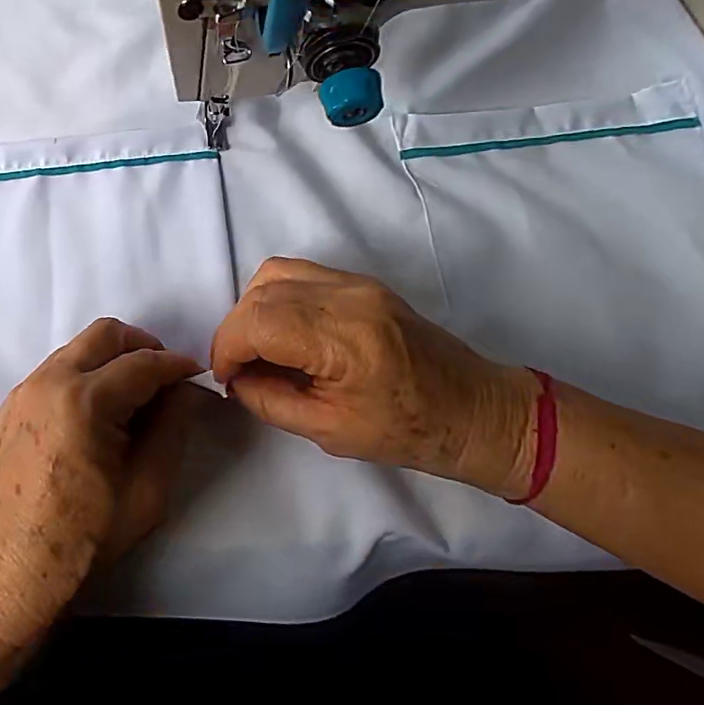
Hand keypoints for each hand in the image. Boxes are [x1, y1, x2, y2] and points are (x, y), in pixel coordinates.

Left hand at [0, 318, 207, 691]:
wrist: (12, 564)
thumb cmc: (84, 536)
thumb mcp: (146, 489)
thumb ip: (171, 428)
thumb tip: (183, 391)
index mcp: (83, 400)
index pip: (141, 363)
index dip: (176, 365)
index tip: (195, 376)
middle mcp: (48, 382)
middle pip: (104, 334)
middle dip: (142, 346)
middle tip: (166, 378)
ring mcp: (25, 390)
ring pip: (78, 348)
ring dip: (111, 359)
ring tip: (136, 398)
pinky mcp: (13, 405)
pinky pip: (56, 369)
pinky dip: (85, 374)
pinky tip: (100, 412)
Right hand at [209, 257, 539, 497]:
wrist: (477, 410)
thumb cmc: (408, 431)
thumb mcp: (327, 431)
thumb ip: (268, 400)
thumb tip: (235, 378)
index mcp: (344, 340)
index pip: (257, 322)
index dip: (227, 348)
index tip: (226, 377)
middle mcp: (348, 298)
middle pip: (259, 295)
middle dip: (234, 332)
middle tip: (238, 367)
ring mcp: (355, 283)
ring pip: (271, 274)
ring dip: (250, 310)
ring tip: (257, 346)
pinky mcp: (359, 281)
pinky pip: (295, 273)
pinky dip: (272, 297)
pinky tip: (280, 329)